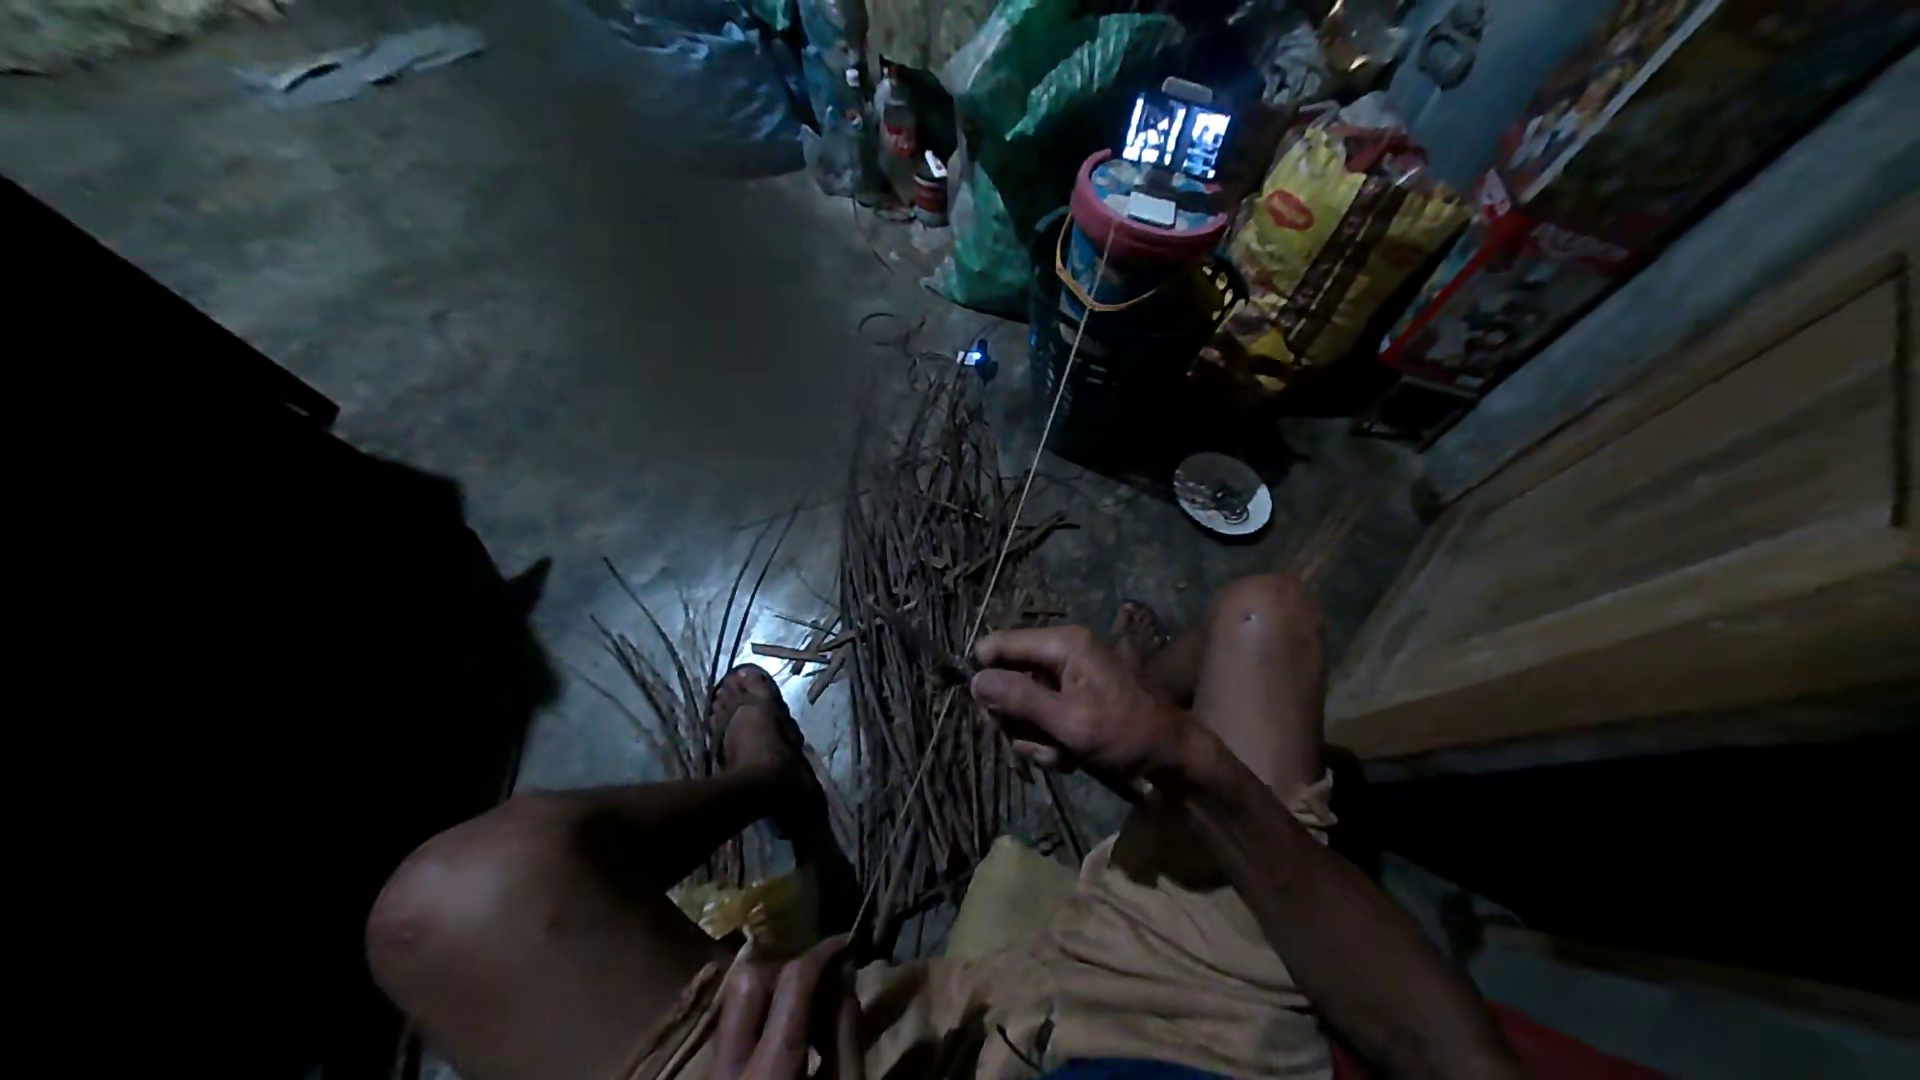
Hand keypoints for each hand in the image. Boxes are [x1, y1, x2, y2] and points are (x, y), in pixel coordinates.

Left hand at [714, 935, 861, 1079]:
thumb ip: (845, 1036)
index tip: (847, 942)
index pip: (792, 984)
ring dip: (775, 986)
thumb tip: (845, 971)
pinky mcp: (710, 1072)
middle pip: (749, 978)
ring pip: (736, 997)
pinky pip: (733, 1022)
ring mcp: (712, 1069)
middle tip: (821, 978)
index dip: (823, 953)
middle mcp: (728, 1064)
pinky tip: (790, 1028)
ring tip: (810, 1004)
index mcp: (768, 1073)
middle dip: (788, 966)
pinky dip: (763, 1010)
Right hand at [969, 625, 1195, 782]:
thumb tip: (974, 680)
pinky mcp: (1070, 699)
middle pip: (1006, 678)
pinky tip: (1067, 756)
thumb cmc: (1125, 735)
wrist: (1172, 760)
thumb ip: (1019, 699)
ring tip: (1060, 753)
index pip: (998, 645)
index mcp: (1063, 644)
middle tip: (1036, 740)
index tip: (988, 712)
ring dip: (1033, 736)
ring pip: (1019, 705)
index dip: (985, 676)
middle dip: (1015, 717)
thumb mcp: (1069, 721)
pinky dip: (1047, 741)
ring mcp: (1065, 678)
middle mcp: (1061, 653)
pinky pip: (1038, 717)